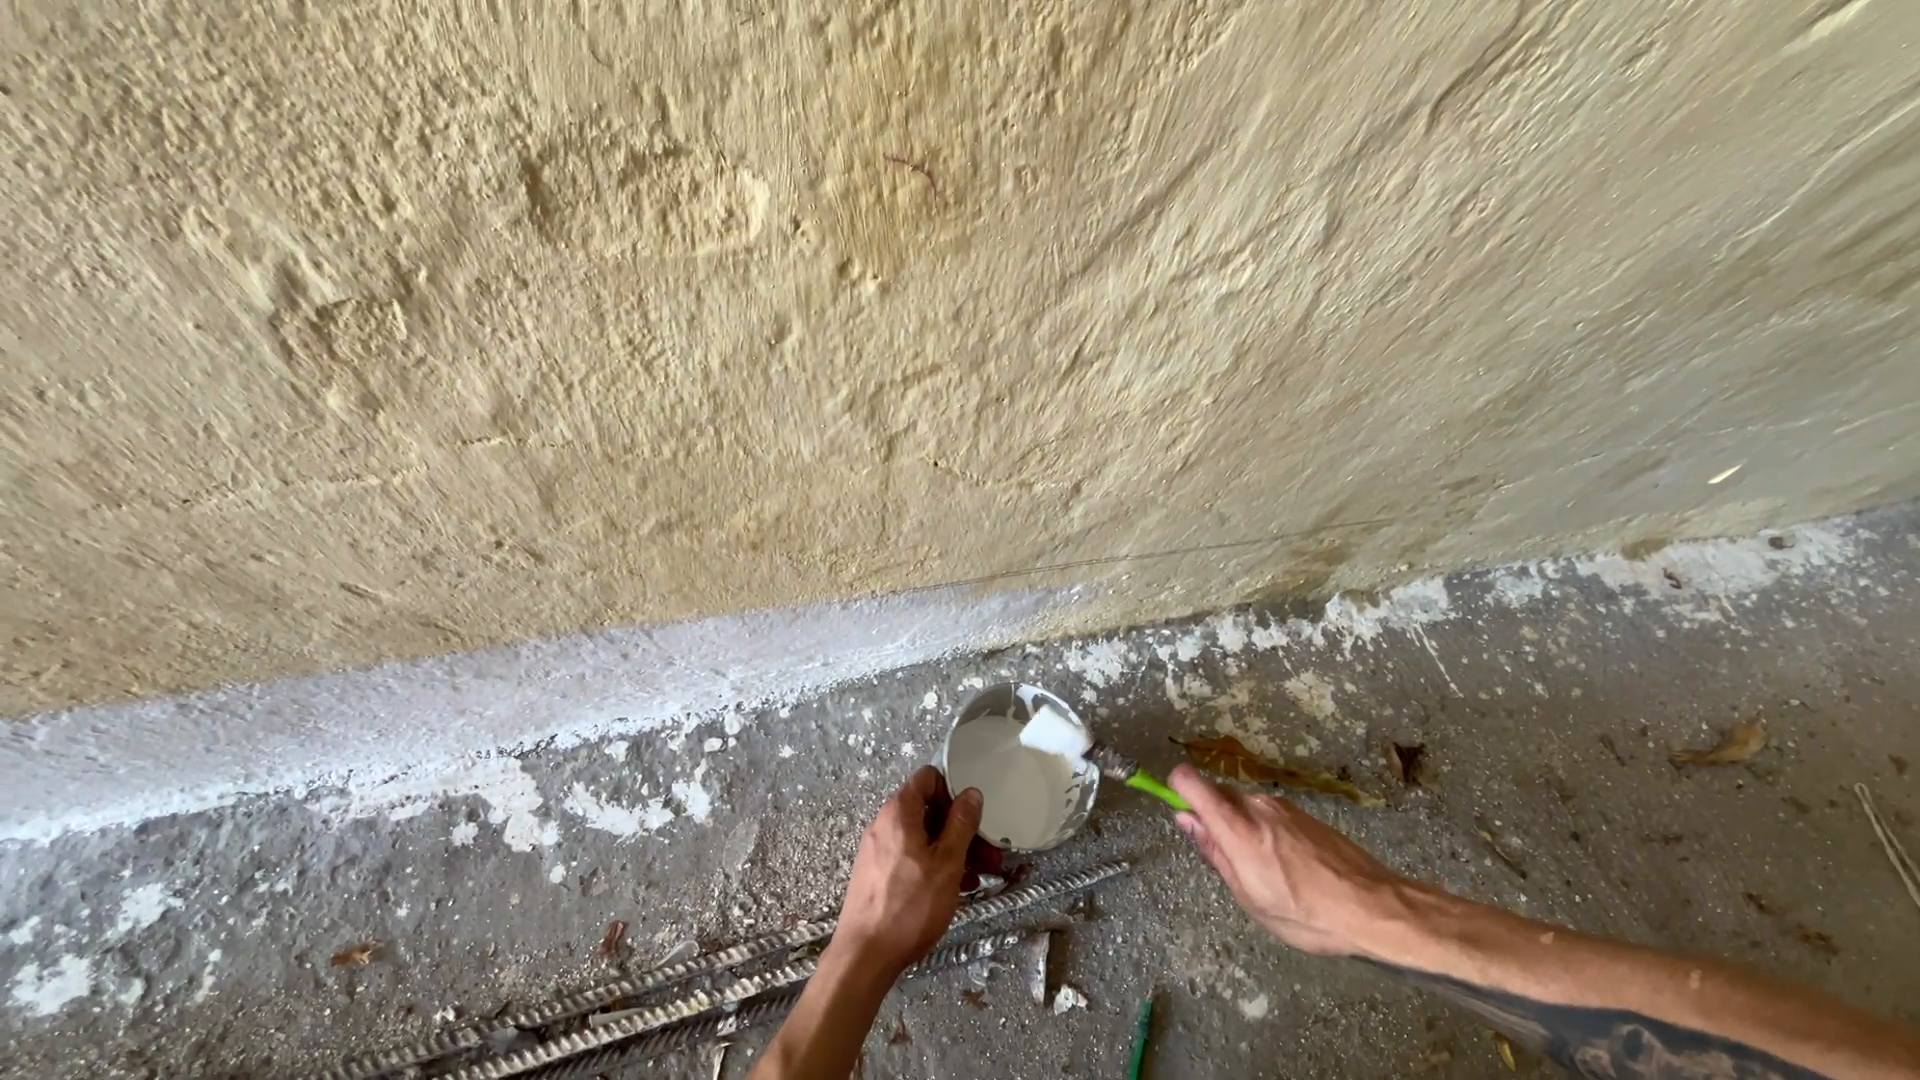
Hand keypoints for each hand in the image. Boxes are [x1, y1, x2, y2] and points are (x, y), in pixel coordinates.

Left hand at [832, 766, 983, 975]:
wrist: (865, 956)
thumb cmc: (910, 905)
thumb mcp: (946, 862)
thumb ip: (961, 823)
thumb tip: (971, 793)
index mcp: (899, 811)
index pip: (928, 778)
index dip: (954, 791)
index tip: (974, 817)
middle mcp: (885, 824)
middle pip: (929, 810)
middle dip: (962, 829)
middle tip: (990, 855)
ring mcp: (879, 850)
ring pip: (923, 837)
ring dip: (953, 851)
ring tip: (980, 877)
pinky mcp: (878, 874)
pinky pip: (912, 857)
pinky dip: (935, 866)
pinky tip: (956, 889)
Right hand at [1168, 764, 1404, 955]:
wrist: (1374, 906)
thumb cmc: (1306, 914)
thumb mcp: (1249, 897)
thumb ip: (1213, 853)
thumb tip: (1185, 819)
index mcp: (1237, 828)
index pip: (1190, 781)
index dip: (1176, 789)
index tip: (1180, 813)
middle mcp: (1256, 806)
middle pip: (1216, 795)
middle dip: (1211, 818)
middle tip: (1228, 860)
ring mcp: (1282, 805)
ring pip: (1242, 804)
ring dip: (1239, 825)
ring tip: (1263, 869)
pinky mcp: (1302, 812)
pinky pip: (1266, 811)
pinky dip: (1263, 829)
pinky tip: (1287, 864)